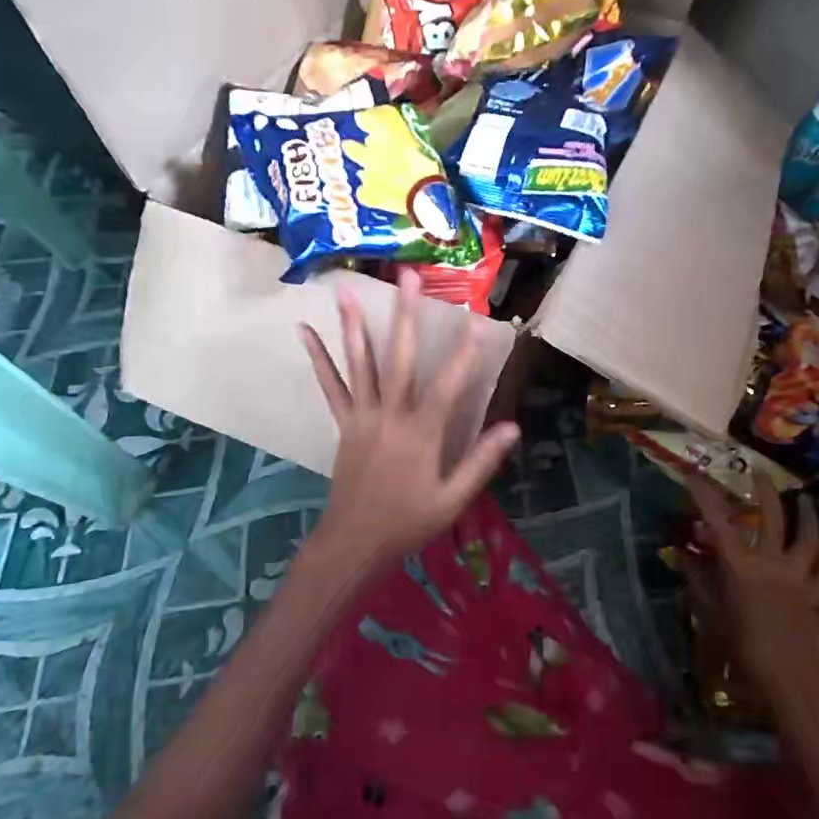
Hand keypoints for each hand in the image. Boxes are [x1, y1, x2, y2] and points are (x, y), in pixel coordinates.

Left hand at [300, 269, 520, 581]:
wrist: (355, 541)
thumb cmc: (408, 522)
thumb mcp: (453, 500)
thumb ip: (481, 462)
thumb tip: (513, 427)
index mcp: (421, 435)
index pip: (447, 386)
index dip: (464, 354)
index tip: (477, 321)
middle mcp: (390, 416)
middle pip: (399, 359)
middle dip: (405, 316)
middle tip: (408, 277)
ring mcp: (362, 417)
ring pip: (359, 364)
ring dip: (353, 325)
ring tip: (346, 289)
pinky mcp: (343, 423)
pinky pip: (330, 387)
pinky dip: (318, 358)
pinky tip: (304, 331)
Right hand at [687, 473, 818, 673]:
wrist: (792, 680)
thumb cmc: (743, 646)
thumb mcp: (710, 613)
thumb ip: (698, 580)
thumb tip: (683, 555)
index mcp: (741, 565)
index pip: (718, 521)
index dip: (704, 496)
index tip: (693, 474)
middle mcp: (771, 562)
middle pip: (771, 518)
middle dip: (764, 493)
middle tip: (759, 473)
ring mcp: (797, 577)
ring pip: (805, 539)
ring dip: (805, 517)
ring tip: (804, 501)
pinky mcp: (814, 594)